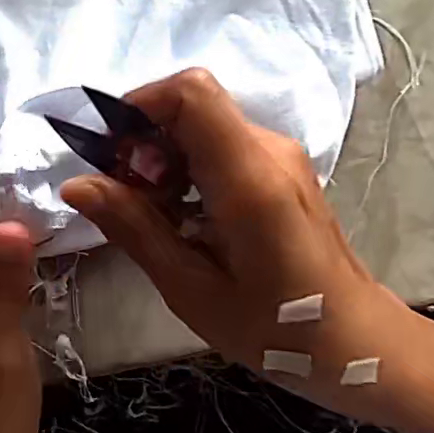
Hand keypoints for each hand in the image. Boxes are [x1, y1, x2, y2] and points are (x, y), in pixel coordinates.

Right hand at [61, 70, 409, 413]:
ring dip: (164, 159)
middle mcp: (267, 149)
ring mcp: (278, 155)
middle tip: (125, 199)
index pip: (191, 92)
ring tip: (155, 217)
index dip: (139, 106)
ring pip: (202, 125)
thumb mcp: (191, 288)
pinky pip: (220, 145)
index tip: (111, 155)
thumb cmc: (277, 328)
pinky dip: (187, 168)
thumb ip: (133, 227)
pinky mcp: (280, 167)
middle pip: (191, 106)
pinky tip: (184, 218)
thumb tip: (76, 184)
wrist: (357, 340)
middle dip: (144, 141)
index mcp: (248, 176)